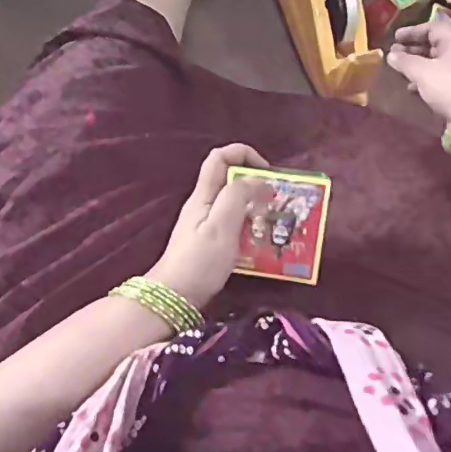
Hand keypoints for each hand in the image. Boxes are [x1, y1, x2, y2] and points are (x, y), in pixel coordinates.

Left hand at [147, 143, 269, 310]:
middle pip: (228, 179)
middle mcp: (202, 205)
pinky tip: (259, 242)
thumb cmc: (200, 261)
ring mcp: (203, 224)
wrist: (174, 297)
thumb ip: (238, 196)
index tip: (268, 173)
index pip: (220, 157)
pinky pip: (231, 224)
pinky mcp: (207, 242)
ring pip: (232, 202)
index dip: (244, 154)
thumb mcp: (222, 225)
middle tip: (276, 202)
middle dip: (254, 183)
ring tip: (273, 222)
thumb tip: (257, 179)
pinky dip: (247, 226)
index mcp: (203, 195)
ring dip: (254, 206)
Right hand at [386, 21, 450, 122]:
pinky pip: (441, 75)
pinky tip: (412, 86)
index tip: (395, 38)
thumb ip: (405, 61)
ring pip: (437, 61)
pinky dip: (426, 77)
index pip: (432, 28)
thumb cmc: (449, 86)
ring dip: (418, 64)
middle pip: (435, 44)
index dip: (412, 31)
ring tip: (400, 70)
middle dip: (413, 48)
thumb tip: (390, 55)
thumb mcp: (422, 72)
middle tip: (394, 53)